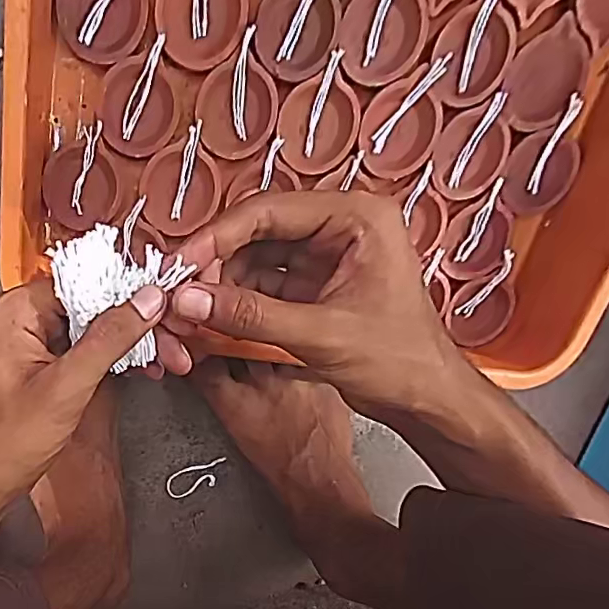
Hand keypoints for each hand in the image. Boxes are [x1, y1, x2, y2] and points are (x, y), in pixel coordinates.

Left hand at [0, 276, 164, 512]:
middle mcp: (16, 317)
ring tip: (158, 356)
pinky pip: (79, 344)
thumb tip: (144, 301)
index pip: (83, 281)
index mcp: (13, 311)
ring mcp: (26, 338)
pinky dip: (108, 356)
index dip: (127, 294)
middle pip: (88, 301)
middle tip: (166, 341)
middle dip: (132, 322)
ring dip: (125, 341)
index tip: (160, 306)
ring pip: (89, 324)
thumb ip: (109, 339)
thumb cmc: (4, 444)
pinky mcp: (36, 359)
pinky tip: (135, 366)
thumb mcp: (67, 387)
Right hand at [164, 191, 476, 422]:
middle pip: (256, 232)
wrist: (425, 397)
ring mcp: (323, 258)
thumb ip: (252, 316)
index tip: (182, 263)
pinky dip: (236, 302)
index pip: (268, 211)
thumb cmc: (401, 360)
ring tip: (195, 311)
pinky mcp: (312, 286)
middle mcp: (338, 229)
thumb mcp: (321, 335)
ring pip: (253, 259)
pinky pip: (262, 285)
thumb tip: (193, 301)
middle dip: (216, 263)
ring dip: (222, 285)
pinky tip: (216, 320)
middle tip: (183, 291)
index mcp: (356, 218)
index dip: (217, 236)